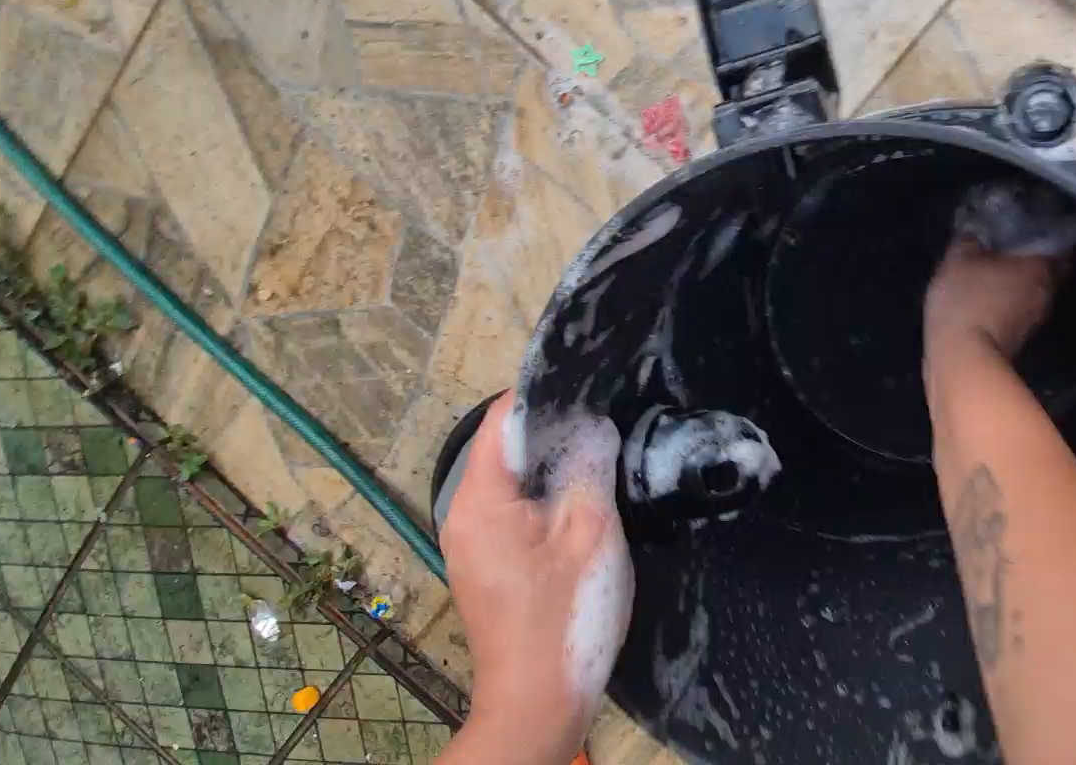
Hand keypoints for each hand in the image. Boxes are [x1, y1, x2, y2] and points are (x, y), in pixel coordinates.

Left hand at [441, 394, 631, 763]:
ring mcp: (476, 539)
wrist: (539, 705)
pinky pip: (520, 502)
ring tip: (606, 435)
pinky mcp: (493, 558)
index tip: (591, 370)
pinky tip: (589, 483)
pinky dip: (552, 486)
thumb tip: (591, 424)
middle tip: (610, 403)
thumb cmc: (565, 615)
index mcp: (480, 501)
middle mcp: (465, 514)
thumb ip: (589, 465)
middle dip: (558, 421)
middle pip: (509, 444)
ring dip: (559, 455)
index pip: (504, 418)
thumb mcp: (591, 531)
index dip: (546, 389)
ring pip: (518, 474)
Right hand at [924, 236, 1060, 360]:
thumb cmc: (966, 300)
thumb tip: (975, 230)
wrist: (963, 359)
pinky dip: (1009, 299)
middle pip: (1047, 267)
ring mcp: (1036, 317)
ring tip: (992, 269)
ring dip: (1019, 281)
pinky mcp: (1022, 336)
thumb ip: (969, 239)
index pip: (1055, 241)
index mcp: (1041, 266)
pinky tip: (986, 294)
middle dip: (1030, 257)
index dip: (1040, 231)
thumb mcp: (958, 259)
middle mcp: (1048, 290)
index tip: (1022, 225)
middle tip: (1006, 246)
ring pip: (1034, 289)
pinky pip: (1020, 307)